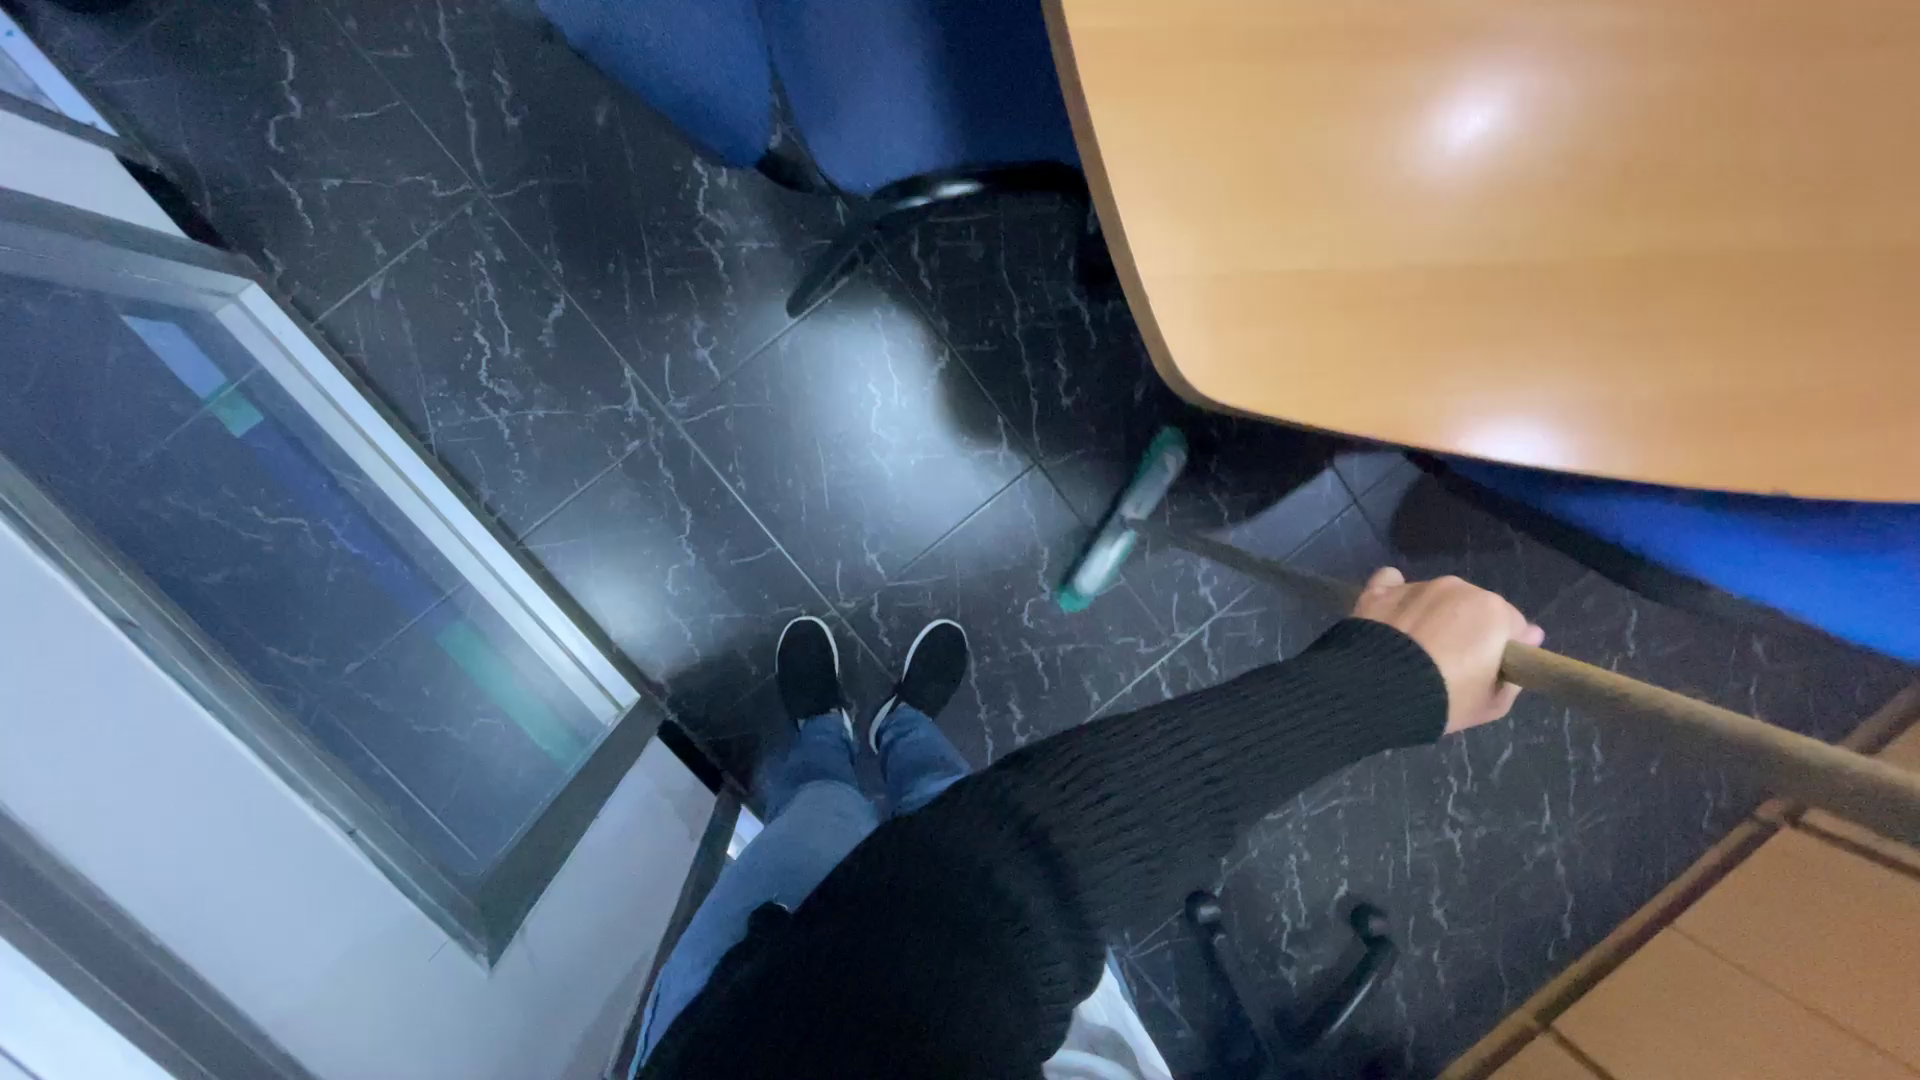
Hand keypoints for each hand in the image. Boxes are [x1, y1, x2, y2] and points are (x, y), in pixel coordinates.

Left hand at [1352, 567, 1544, 733]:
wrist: (1380, 691)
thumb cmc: (1447, 698)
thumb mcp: (1495, 701)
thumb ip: (1517, 668)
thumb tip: (1528, 637)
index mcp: (1493, 609)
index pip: (1510, 625)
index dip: (1500, 648)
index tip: (1485, 668)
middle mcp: (1455, 588)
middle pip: (1470, 607)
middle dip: (1464, 629)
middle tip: (1446, 661)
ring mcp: (1414, 587)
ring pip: (1431, 597)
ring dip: (1429, 614)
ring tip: (1413, 647)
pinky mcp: (1377, 591)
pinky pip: (1390, 582)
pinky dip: (1393, 594)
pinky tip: (1390, 613)